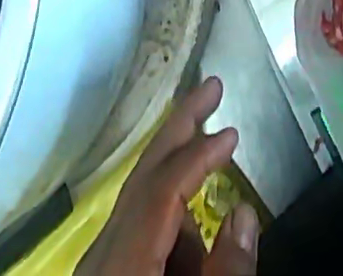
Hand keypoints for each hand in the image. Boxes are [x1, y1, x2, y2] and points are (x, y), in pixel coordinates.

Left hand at [75, 78, 258, 275]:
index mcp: (123, 258)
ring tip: (212, 252)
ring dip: (184, 203)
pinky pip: (141, 230)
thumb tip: (243, 214)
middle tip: (212, 85)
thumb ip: (227, 269)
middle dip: (180, 125)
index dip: (199, 156)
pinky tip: (195, 266)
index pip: (161, 188)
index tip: (232, 132)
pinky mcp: (105, 270)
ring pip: (146, 205)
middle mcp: (103, 251)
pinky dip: (171, 230)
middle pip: (144, 172)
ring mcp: (99, 261)